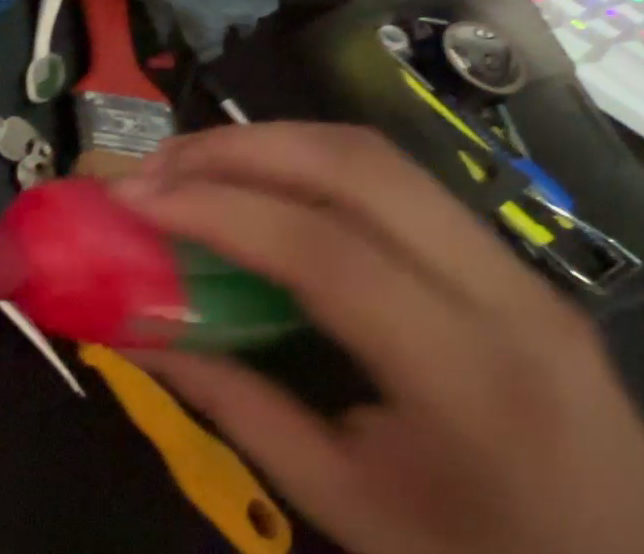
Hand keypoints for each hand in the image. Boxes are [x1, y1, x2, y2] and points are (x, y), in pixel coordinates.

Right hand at [115, 122, 643, 553]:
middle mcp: (507, 297)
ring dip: (266, 144)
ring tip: (186, 166)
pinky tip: (252, 187)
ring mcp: (516, 268)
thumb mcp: (344, 499)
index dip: (214, 209)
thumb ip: (233, 404)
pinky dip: (302, 164)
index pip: (326, 251)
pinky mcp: (504, 260)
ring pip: (378, 156)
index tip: (128, 198)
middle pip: (359, 168)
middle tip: (150, 168)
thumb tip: (132, 331)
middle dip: (234, 149)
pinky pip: (392, 181)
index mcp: (470, 375)